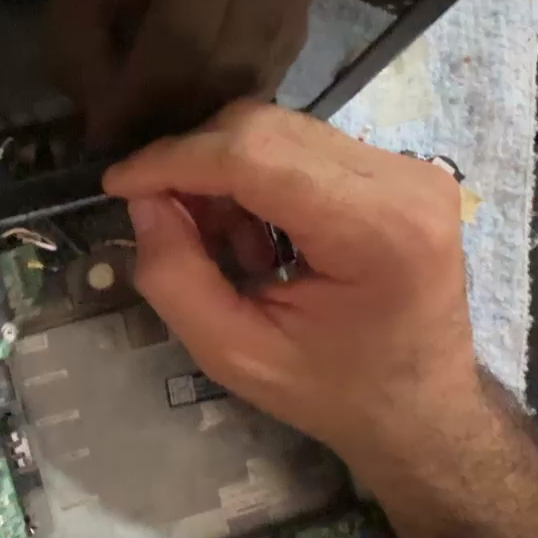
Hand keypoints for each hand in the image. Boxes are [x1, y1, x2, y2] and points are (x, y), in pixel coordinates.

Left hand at [46, 0, 311, 152]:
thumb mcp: (77, 3)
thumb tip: (108, 134)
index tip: (104, 135)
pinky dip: (222, 107)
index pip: (183, 38)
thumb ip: (87, 64)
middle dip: (169, 113)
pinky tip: (186, 113)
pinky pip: (266, 84)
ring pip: (251, 82)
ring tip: (153, 129)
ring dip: (197, 116)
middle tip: (128, 140)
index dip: (139, 98)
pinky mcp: (305, 23)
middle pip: (225, 66)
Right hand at [103, 102, 479, 461]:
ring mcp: (405, 167)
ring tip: (212, 238)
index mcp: (375, 229)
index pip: (252, 155)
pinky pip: (295, 145)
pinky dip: (249, 178)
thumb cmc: (330, 391)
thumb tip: (142, 202)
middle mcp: (401, 179)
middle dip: (190, 163)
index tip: (116, 184)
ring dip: (219, 173)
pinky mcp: (395, 168)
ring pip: (274, 129)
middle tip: (159, 216)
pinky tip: (248, 233)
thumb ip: (175, 276)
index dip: (172, 159)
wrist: (421, 409)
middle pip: (261, 129)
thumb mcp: (232, 353)